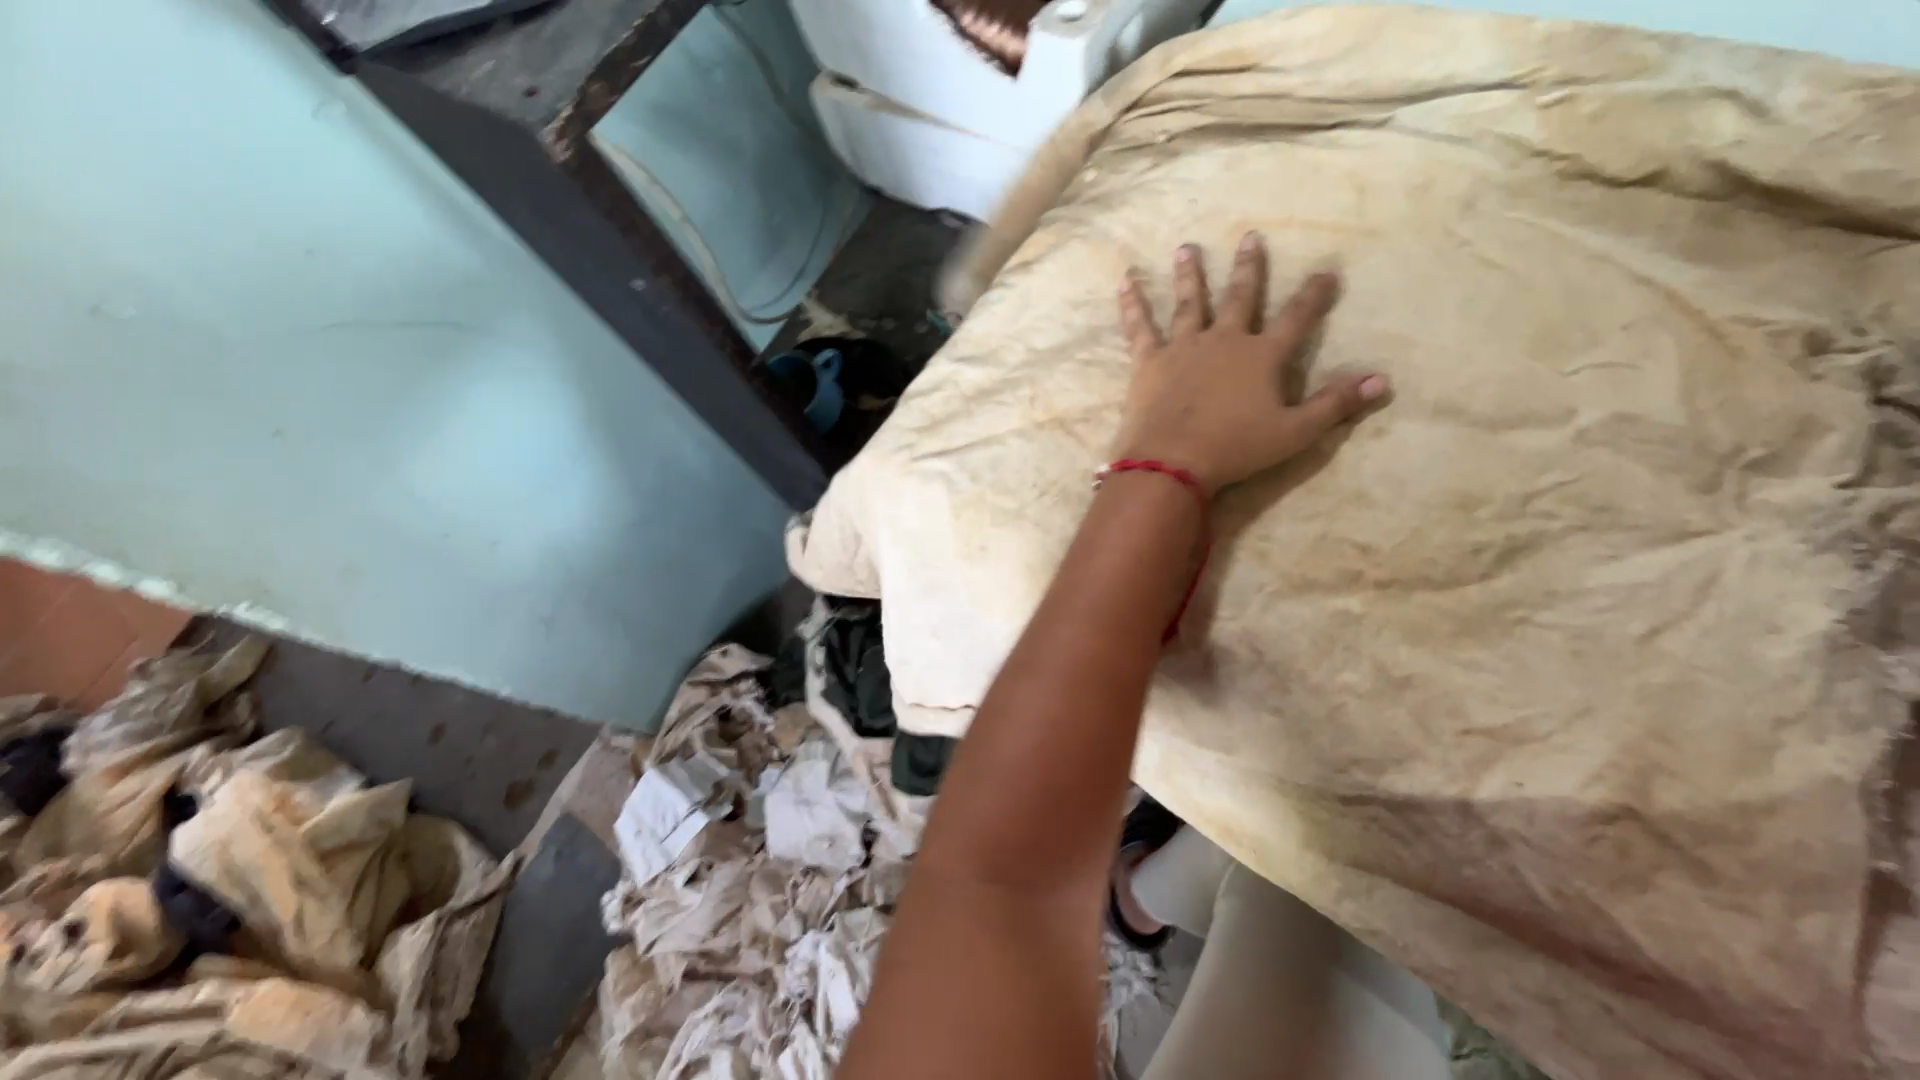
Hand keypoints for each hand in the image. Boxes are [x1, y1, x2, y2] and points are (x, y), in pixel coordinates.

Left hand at [1111, 234, 1388, 493]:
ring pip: (1190, 303)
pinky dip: (1132, 304)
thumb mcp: (1295, 432)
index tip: (1327, 270)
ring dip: (1190, 274)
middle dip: (1249, 267)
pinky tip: (1125, 281)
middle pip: (1240, 297)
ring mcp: (1183, 347)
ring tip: (1187, 248)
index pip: (1296, 318)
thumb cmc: (1235, 449)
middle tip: (1250, 236)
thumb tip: (1383, 379)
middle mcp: (1224, 340)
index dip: (1314, 295)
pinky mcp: (1149, 361)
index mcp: (1262, 356)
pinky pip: (1139, 327)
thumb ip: (1336, 403)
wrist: (1172, 461)